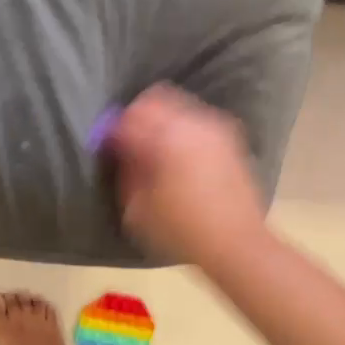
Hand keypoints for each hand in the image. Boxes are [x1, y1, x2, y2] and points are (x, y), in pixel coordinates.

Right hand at [107, 84, 269, 265]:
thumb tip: (123, 153)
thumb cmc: (181, 232)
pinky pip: (197, 122)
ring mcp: (215, 129)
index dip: (113, 130)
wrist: (236, 243)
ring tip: (156, 151)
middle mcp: (192, 124)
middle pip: (156, 100)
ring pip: (179, 108)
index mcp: (166, 139)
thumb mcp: (138, 210)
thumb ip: (127, 172)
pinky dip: (183, 132)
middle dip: (138, 118)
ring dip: (162, 122)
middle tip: (130, 143)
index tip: (108, 147)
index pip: (128, 116)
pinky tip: (180, 157)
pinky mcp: (230, 140)